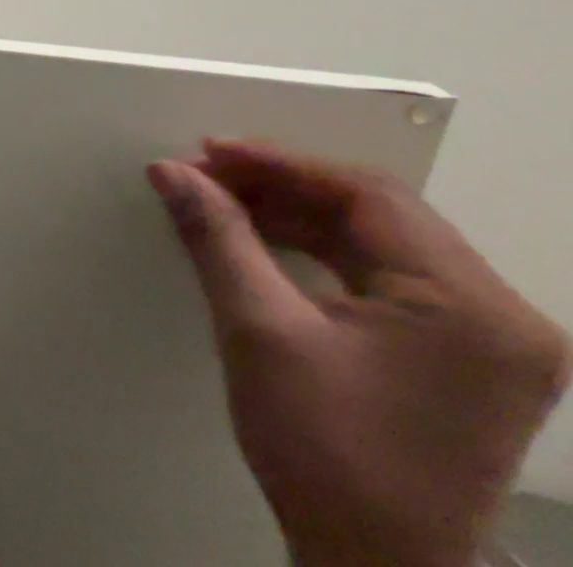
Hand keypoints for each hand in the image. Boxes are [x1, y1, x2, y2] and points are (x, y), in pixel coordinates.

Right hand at [146, 140, 568, 566]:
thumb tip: (173, 174)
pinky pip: (392, 281)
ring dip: (302, 219)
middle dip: (286, 188)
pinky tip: (270, 247)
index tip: (209, 151)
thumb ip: (218, 240)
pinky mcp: (467, 360)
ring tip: (226, 204)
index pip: (373, 196)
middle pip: (383, 216)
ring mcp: (494, 341)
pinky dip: (326, 256)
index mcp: (474, 307)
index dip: (282, 163)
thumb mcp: (259, 332)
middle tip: (206, 175)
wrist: (374, 562)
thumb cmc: (325, 454)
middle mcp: (504, 316)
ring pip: (386, 246)